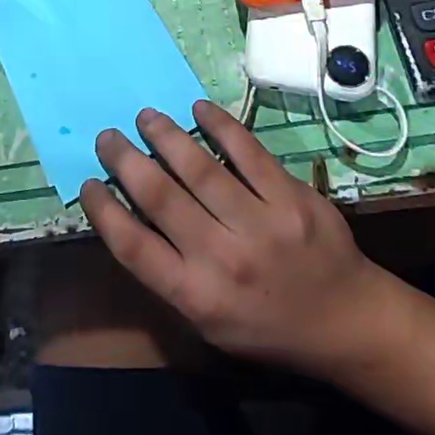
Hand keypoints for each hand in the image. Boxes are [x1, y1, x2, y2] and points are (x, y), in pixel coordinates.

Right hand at [79, 100, 406, 377]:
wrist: (347, 321)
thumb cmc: (266, 325)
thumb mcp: (208, 321)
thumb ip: (168, 273)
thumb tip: (130, 216)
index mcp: (195, 295)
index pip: (132, 245)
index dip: (103, 210)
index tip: (88, 182)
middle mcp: (223, 259)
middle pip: (159, 196)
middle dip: (125, 160)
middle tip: (108, 136)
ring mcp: (261, 224)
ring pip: (199, 167)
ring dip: (165, 135)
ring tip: (146, 116)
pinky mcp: (292, 197)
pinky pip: (248, 151)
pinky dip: (220, 125)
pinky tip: (199, 108)